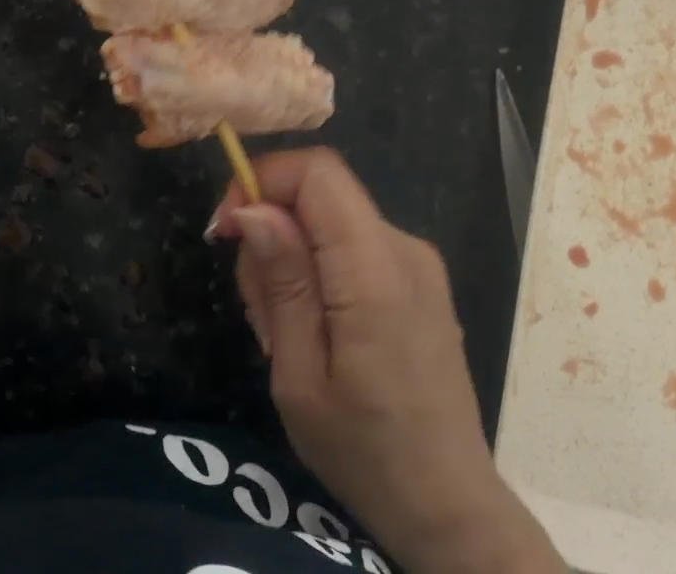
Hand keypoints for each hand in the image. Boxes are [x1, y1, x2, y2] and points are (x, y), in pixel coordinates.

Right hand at [213, 149, 563, 573]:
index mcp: (375, 271)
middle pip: (317, 197)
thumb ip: (282, 282)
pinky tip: (312, 333)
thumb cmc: (362, 449)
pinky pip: (349, 248)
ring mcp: (417, 266)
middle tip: (258, 313)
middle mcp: (404, 250)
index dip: (262, 181)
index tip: (228, 232)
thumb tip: (254, 207)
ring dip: (289, 262)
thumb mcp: (299, 373)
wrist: (446, 503)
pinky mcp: (417, 283)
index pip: (318, 172)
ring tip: (283, 335)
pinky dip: (316, 274)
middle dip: (270, 236)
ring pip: (327, 223)